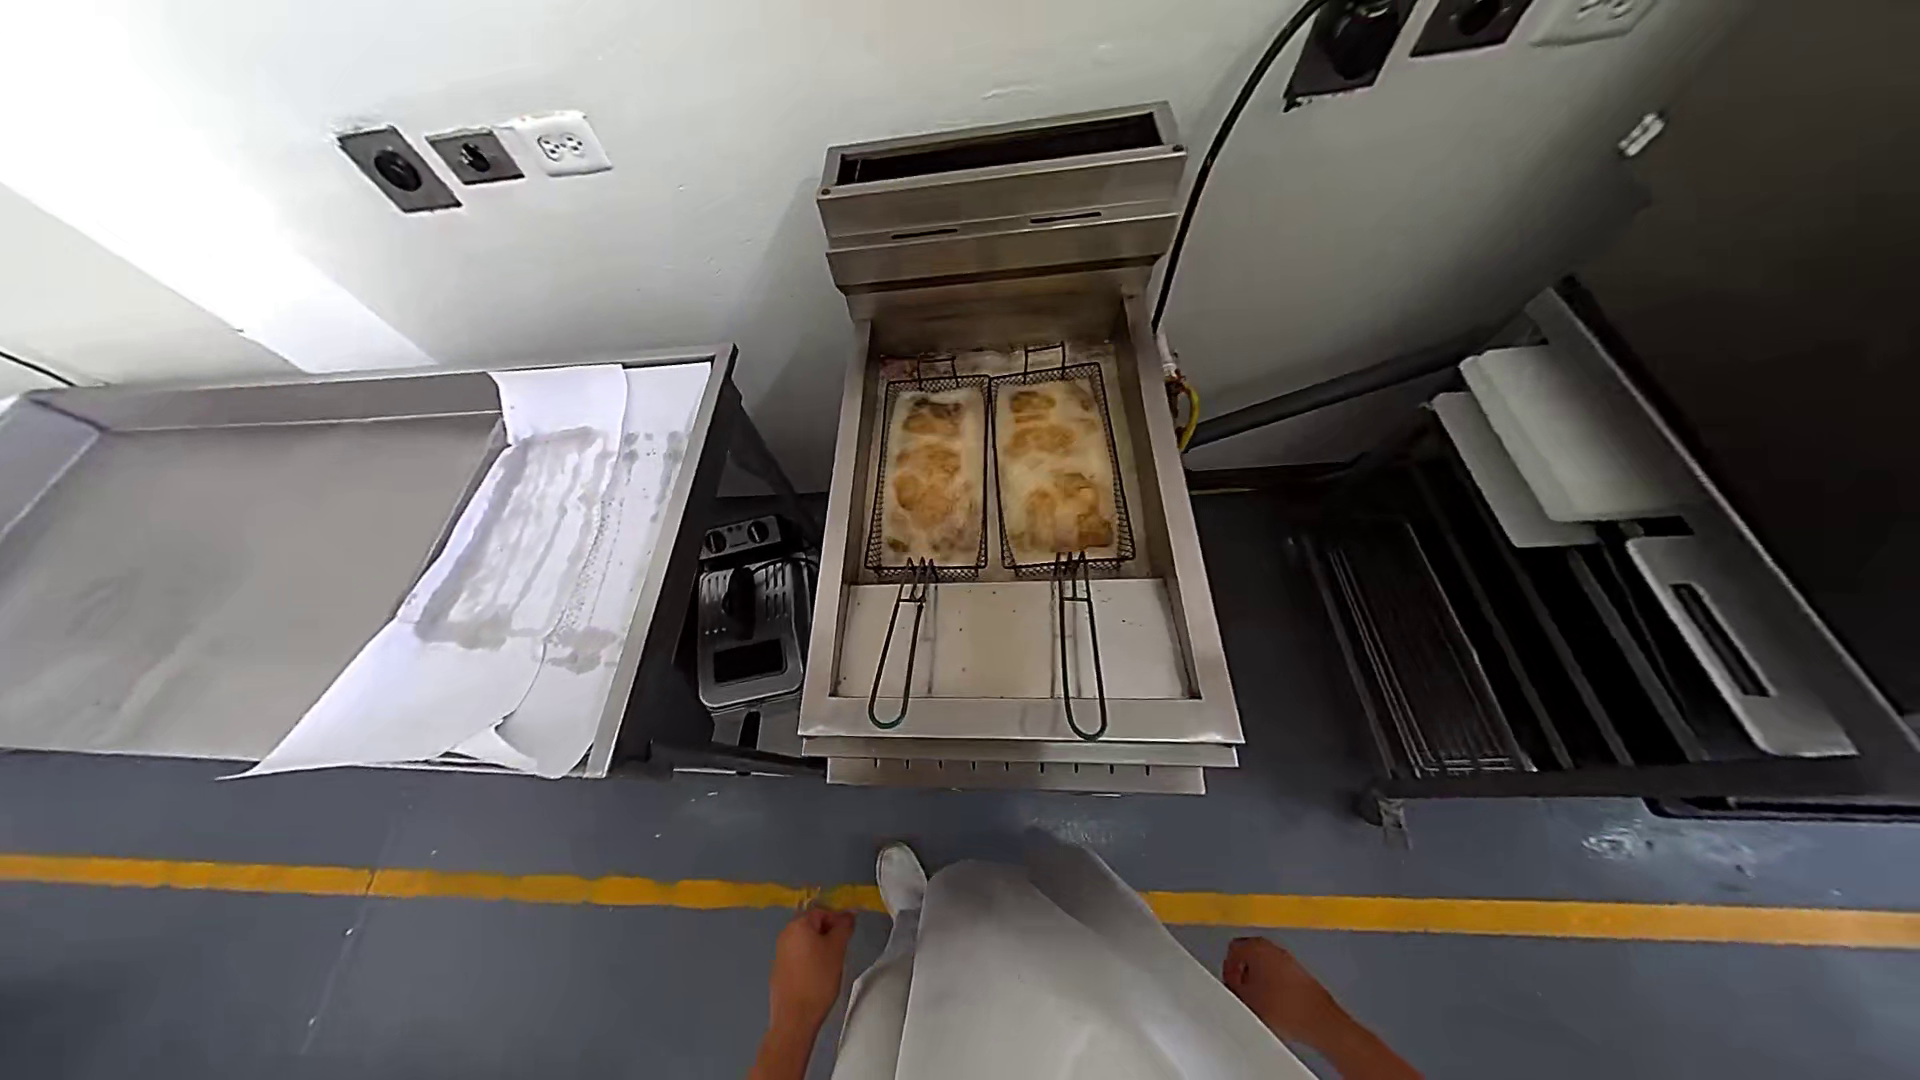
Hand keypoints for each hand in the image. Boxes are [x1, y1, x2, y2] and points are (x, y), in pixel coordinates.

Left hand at [768, 906, 855, 1033]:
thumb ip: (844, 927)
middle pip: (813, 925)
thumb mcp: (837, 949)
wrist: (794, 1020)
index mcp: (798, 925)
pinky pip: (798, 957)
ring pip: (806, 942)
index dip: (838, 920)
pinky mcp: (778, 972)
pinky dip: (809, 960)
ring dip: (820, 947)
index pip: (822, 912)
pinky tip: (818, 977)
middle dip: (829, 934)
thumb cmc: (818, 979)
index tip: (848, 935)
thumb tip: (848, 915)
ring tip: (831, 965)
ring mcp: (779, 954)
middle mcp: (785, 935)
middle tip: (841, 950)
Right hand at [1223, 937, 1348, 1046]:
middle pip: (1248, 953)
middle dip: (1242, 971)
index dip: (1228, 968)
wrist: (1320, 1021)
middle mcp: (1271, 946)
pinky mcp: (1301, 973)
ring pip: (1264, 963)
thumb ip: (1233, 987)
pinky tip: (1275, 1003)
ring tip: (1258, 1000)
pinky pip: (1279, 972)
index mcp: (1254, 946)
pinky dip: (1273, 983)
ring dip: (1258, 978)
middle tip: (1241, 991)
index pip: (1232, 949)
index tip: (1231, 984)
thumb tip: (1232, 985)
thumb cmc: (1282, 1007)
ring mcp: (1288, 958)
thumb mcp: (1246, 999)